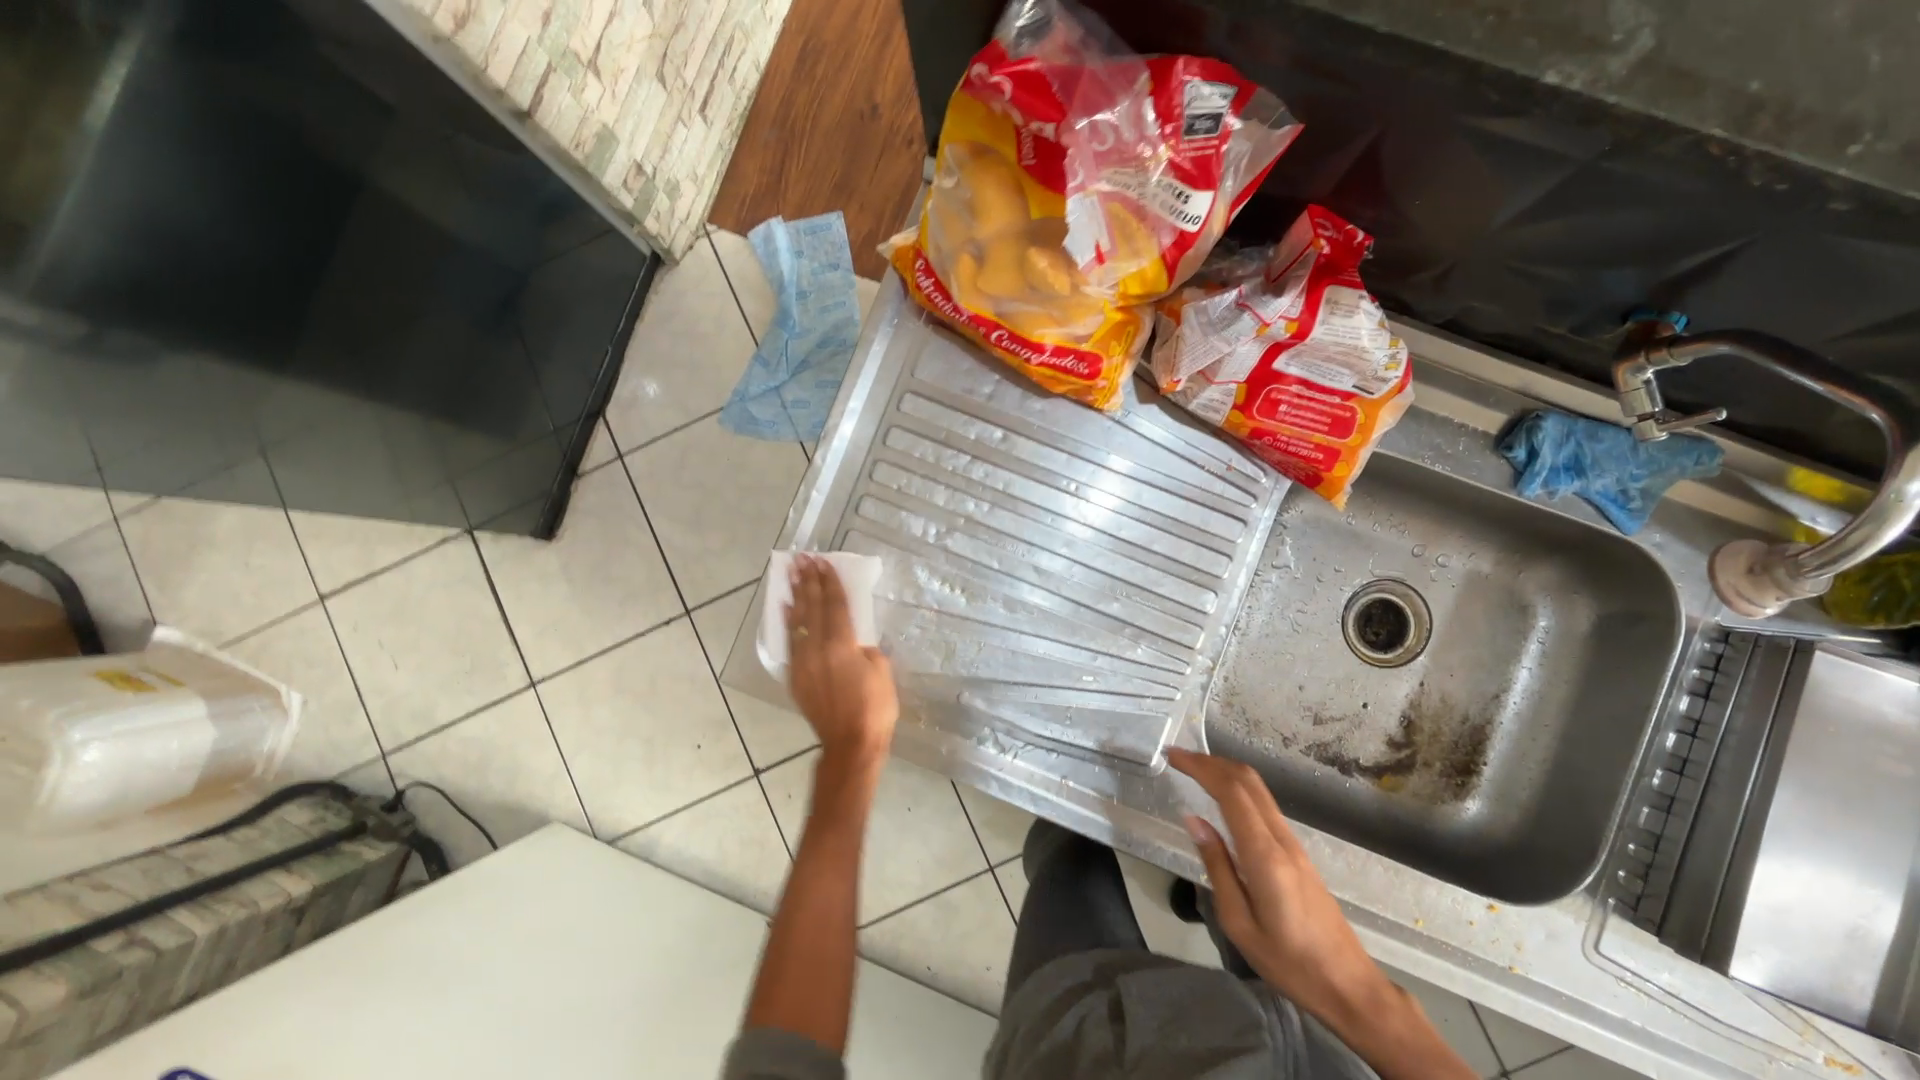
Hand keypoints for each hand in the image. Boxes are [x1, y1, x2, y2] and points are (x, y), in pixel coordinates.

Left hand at [785, 556, 897, 765]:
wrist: (851, 744)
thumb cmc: (875, 708)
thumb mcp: (881, 670)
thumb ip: (866, 647)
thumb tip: (853, 639)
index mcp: (842, 644)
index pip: (834, 604)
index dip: (829, 581)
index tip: (822, 561)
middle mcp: (817, 648)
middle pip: (812, 607)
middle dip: (807, 581)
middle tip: (801, 558)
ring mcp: (803, 662)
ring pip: (796, 621)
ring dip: (795, 596)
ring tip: (790, 574)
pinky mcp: (796, 676)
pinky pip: (790, 641)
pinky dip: (788, 621)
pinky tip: (786, 608)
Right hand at [1167, 748, 1390, 1018]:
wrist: (1347, 983)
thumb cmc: (1288, 962)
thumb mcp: (1239, 922)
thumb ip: (1217, 867)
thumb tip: (1194, 821)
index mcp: (1265, 856)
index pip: (1232, 793)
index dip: (1201, 767)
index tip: (1173, 756)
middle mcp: (1282, 840)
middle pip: (1249, 782)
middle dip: (1212, 762)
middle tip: (1178, 757)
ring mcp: (1294, 845)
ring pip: (1259, 791)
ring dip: (1226, 772)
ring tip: (1194, 770)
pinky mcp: (1298, 854)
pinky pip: (1265, 807)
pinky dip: (1239, 790)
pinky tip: (1222, 799)